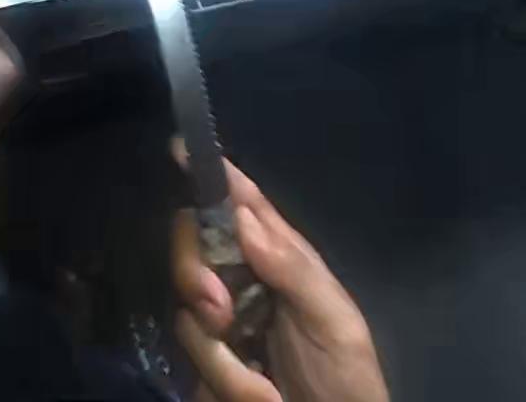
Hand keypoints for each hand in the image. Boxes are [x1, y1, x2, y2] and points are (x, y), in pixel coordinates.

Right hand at [170, 146, 388, 401]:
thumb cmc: (347, 377)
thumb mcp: (336, 322)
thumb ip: (293, 269)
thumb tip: (243, 219)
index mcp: (274, 249)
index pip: (238, 198)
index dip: (210, 171)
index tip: (178, 148)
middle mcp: (239, 269)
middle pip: (190, 239)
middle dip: (193, 273)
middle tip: (219, 312)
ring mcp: (217, 310)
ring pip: (183, 297)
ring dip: (215, 346)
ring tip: (259, 383)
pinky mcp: (204, 352)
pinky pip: (187, 346)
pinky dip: (220, 376)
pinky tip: (254, 390)